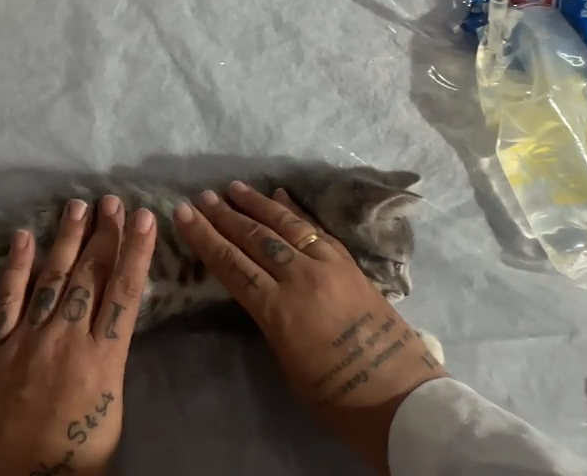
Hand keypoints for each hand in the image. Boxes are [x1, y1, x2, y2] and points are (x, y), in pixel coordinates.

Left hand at [0, 196, 157, 475]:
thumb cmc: (77, 460)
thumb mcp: (111, 412)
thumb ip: (109, 362)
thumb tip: (110, 323)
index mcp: (102, 361)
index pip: (124, 294)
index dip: (136, 252)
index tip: (144, 217)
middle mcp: (67, 340)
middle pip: (89, 277)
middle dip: (103, 235)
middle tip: (111, 200)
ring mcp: (29, 340)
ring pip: (53, 278)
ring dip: (67, 239)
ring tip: (77, 205)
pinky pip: (8, 300)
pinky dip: (16, 266)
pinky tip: (23, 236)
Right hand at [173, 182, 445, 474]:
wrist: (404, 400)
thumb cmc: (338, 398)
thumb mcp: (288, 362)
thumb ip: (269, 318)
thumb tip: (255, 288)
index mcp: (280, 311)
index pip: (232, 264)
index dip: (204, 238)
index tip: (182, 214)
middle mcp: (301, 279)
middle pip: (254, 238)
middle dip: (224, 216)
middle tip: (201, 196)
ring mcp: (329, 266)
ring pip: (285, 225)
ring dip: (256, 205)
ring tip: (233, 188)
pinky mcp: (350, 264)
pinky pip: (316, 229)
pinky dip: (295, 211)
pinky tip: (281, 196)